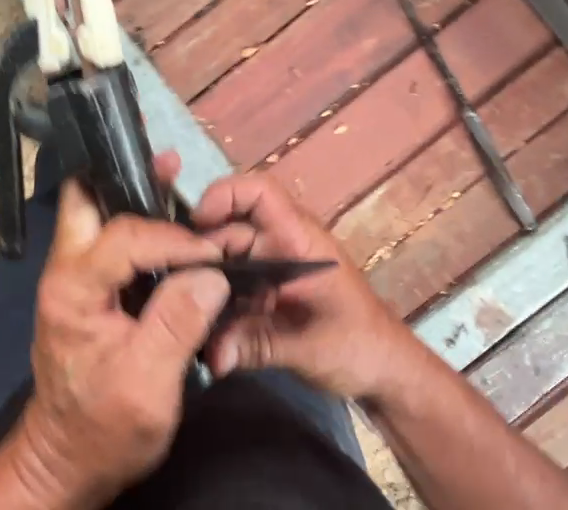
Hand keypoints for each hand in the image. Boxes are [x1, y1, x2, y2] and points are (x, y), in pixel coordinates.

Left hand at [3, 177, 230, 507]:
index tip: (215, 255)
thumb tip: (213, 271)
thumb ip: (178, 323)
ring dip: (133, 190)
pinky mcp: (90, 289)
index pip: (125, 236)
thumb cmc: (104, 429)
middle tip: (164, 156)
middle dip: (122, 172)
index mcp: (73, 289)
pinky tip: (171, 215)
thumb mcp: (147, 385)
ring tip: (170, 167)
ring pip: (96, 212)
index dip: (174, 240)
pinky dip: (139, 221)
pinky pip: (111, 238)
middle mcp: (66, 271)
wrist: (67, 463)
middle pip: (85, 199)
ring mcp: (75, 277)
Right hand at [192, 171, 426, 402]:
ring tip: (189, 321)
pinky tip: (207, 338)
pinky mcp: (269, 296)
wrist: (388, 374)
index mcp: (301, 240)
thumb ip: (260, 345)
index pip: (260, 193)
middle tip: (178, 290)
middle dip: (204, 257)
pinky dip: (220, 309)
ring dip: (210, 290)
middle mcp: (283, 247)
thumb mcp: (311, 348)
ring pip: (229, 264)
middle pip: (233, 231)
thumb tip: (213, 354)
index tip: (196, 225)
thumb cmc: (361, 347)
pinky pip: (235, 291)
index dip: (225, 195)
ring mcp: (275, 271)